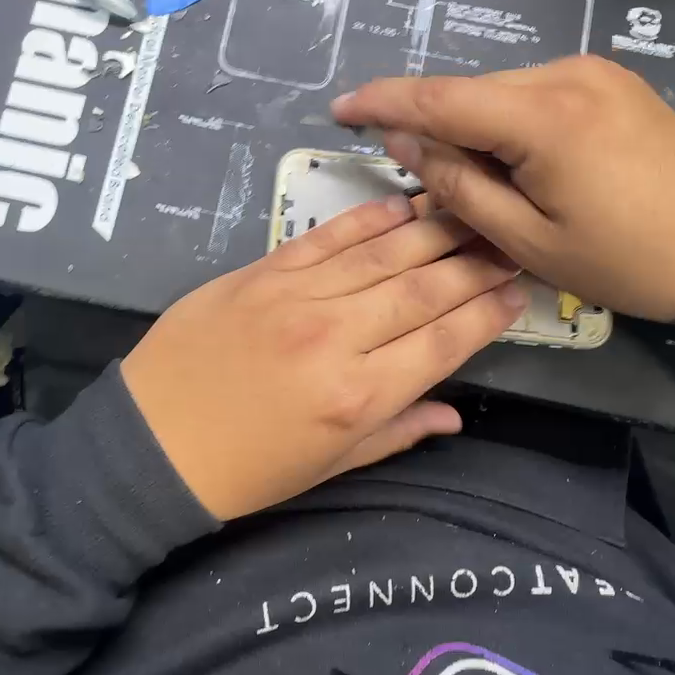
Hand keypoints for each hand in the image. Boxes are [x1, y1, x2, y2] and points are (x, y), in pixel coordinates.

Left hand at [120, 197, 525, 520]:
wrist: (154, 441)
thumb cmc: (247, 469)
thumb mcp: (329, 466)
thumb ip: (398, 432)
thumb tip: (454, 413)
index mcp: (359, 395)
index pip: (446, 341)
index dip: (489, 313)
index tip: (520, 290)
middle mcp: (337, 336)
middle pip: (425, 287)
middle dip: (475, 262)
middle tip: (508, 241)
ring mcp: (297, 295)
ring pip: (383, 252)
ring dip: (434, 229)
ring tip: (470, 211)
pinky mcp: (263, 270)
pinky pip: (328, 236)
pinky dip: (369, 218)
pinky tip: (403, 204)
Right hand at [331, 55, 674, 323]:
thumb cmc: (626, 261)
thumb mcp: (527, 240)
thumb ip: (457, 185)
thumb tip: (404, 141)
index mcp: (545, 117)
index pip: (439, 99)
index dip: (382, 102)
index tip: (338, 109)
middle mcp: (566, 74)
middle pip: (469, 92)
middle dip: (434, 128)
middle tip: (425, 180)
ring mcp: (591, 70)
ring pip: (498, 92)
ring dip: (474, 128)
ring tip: (489, 183)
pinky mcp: (608, 77)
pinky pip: (532, 92)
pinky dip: (508, 122)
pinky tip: (523, 162)